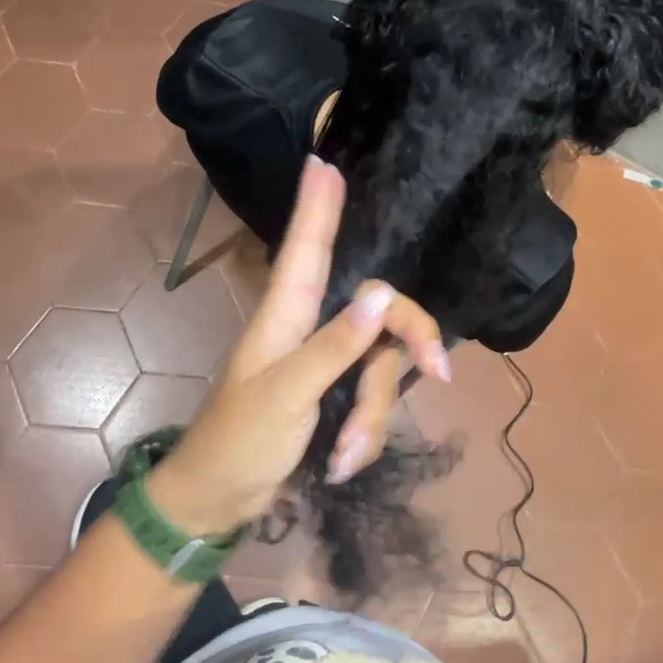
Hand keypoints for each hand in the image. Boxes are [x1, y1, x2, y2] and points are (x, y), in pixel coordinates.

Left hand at [146, 157, 450, 536]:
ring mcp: (326, 362)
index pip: (306, 246)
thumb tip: (381, 295)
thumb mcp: (288, 393)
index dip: (318, 205)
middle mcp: (311, 326)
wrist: (223, 499)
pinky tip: (339, 463)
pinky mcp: (336, 395)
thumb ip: (335, 346)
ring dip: (371, 417)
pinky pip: (373, 400)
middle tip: (439, 372)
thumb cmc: (240, 438)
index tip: (325, 163)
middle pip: (379, 308)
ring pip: (382, 364)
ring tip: (341, 455)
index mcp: (287, 312)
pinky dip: (364, 435)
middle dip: (408, 342)